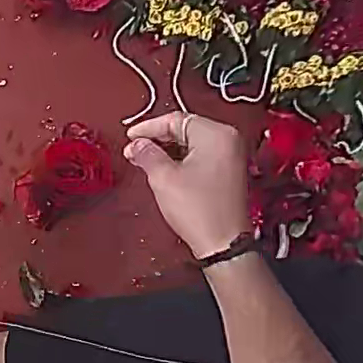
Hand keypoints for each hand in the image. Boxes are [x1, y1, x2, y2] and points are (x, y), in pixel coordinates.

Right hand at [124, 111, 252, 258]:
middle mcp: (228, 139)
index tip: (131, 137)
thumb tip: (136, 144)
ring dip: (167, 150)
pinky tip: (164, 169)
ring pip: (191, 143)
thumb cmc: (198, 210)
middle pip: (185, 129)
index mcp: (216, 134)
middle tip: (134, 150)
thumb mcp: (163, 177)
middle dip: (157, 139)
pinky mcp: (228, 171)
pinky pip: (200, 155)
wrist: (223, 243)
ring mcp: (230, 155)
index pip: (176, 120)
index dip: (148, 128)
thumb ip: (146, 154)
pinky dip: (180, 159)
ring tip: (145, 160)